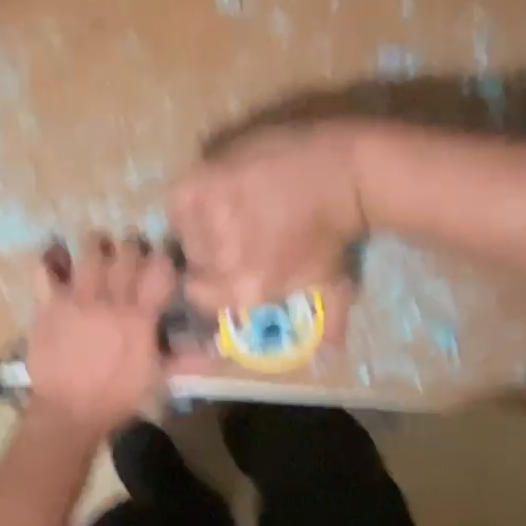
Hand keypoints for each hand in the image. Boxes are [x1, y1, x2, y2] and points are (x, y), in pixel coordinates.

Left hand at [25, 234, 178, 434]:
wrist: (69, 411)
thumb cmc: (116, 398)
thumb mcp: (156, 379)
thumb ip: (183, 358)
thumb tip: (215, 349)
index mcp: (141, 318)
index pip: (159, 269)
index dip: (161, 257)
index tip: (158, 258)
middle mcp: (111, 300)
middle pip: (126, 253)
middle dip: (131, 247)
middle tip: (128, 253)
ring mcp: (78, 299)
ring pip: (90, 252)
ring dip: (96, 246)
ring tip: (97, 250)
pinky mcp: (49, 304)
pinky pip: (45, 270)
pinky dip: (50, 260)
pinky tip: (57, 261)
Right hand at [169, 126, 366, 309]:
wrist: (345, 171)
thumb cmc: (337, 231)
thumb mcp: (333, 283)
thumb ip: (326, 322)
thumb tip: (329, 354)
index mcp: (246, 289)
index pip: (202, 297)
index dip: (214, 283)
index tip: (228, 267)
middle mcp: (220, 260)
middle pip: (195, 265)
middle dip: (210, 255)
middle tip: (234, 237)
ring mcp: (206, 218)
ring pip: (186, 234)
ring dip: (201, 227)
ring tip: (228, 213)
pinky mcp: (198, 184)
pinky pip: (179, 204)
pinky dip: (192, 201)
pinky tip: (218, 194)